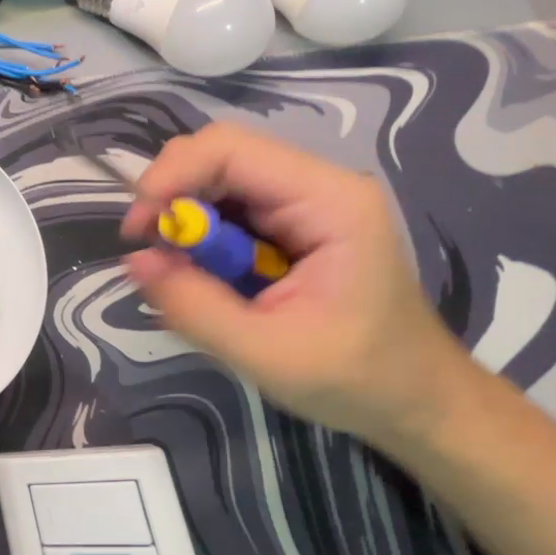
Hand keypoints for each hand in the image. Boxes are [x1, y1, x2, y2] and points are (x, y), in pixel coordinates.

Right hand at [120, 122, 475, 442]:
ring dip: (179, 215)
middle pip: (216, 154)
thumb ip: (194, 304)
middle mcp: (315, 185)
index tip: (140, 228)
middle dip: (170, 194)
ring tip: (173, 265)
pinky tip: (198, 269)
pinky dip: (196, 231)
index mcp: (329, 202)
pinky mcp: (288, 219)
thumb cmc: (359, 380)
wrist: (422, 406)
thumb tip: (133, 261)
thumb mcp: (267, 353)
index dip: (172, 174)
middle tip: (149, 246)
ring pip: (213, 176)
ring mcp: (302, 200)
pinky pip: (223, 201)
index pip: (228, 148)